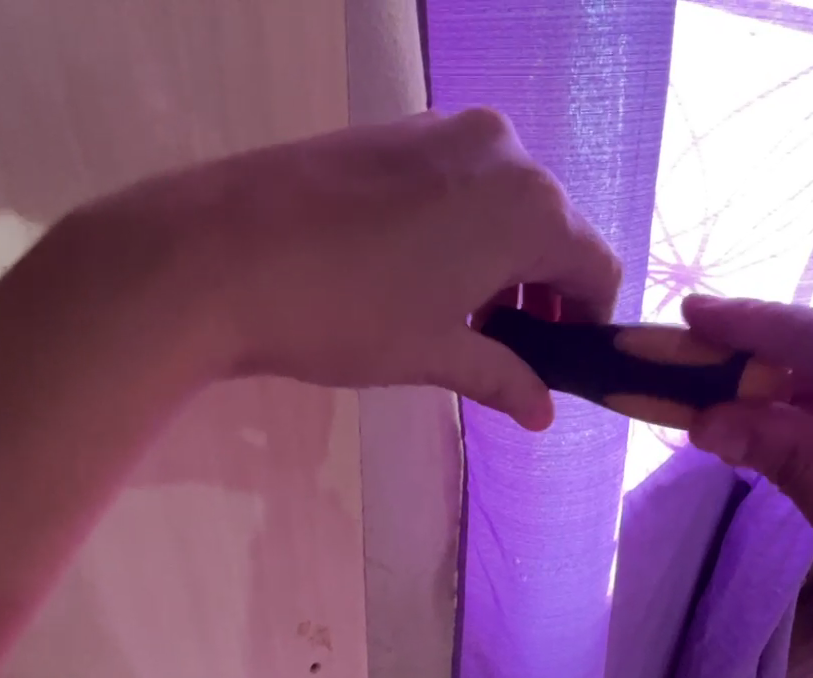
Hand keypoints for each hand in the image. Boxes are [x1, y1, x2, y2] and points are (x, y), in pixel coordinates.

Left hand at [55, 108, 621, 429]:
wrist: (217, 254)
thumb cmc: (346, 314)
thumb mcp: (435, 354)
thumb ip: (502, 378)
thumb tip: (542, 413)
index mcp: (528, 206)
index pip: (595, 267)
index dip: (586, 323)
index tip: (558, 364)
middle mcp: (502, 151)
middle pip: (553, 232)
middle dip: (541, 296)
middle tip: (504, 351)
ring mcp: (444, 131)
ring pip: (504, 207)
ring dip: (500, 265)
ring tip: (457, 319)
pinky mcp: (397, 132)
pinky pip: (461, 186)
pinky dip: (462, 233)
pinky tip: (418, 275)